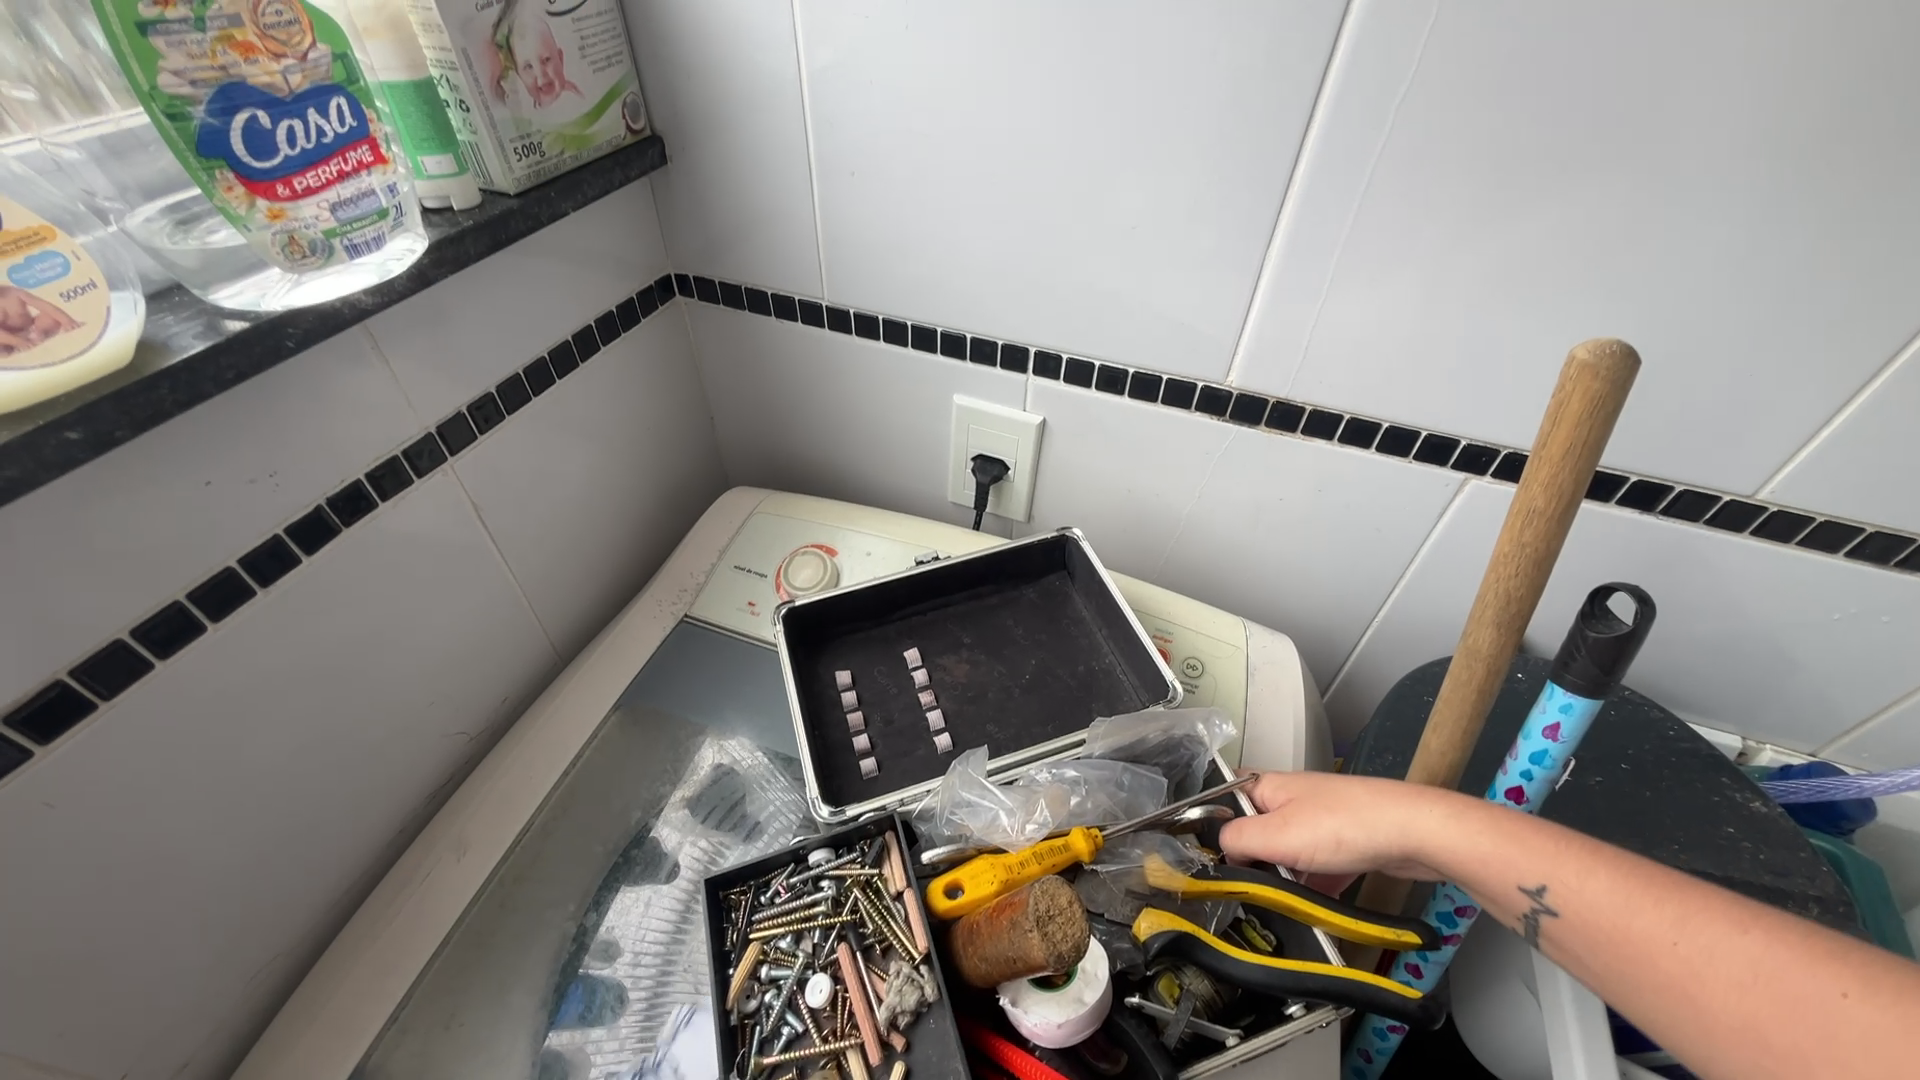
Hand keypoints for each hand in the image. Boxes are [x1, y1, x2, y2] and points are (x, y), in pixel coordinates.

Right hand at [1219, 771, 1469, 889]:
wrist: (1414, 833)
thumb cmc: (1343, 825)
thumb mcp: (1276, 835)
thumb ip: (1237, 841)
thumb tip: (1222, 850)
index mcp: (1267, 786)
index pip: (1224, 797)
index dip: (1213, 825)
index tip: (1213, 858)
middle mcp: (1290, 798)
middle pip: (1256, 829)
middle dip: (1254, 860)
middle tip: (1250, 886)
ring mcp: (1319, 819)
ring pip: (1287, 852)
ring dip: (1286, 876)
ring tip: (1284, 900)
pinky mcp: (1344, 841)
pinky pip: (1317, 866)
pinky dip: (1314, 885)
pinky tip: (1314, 907)